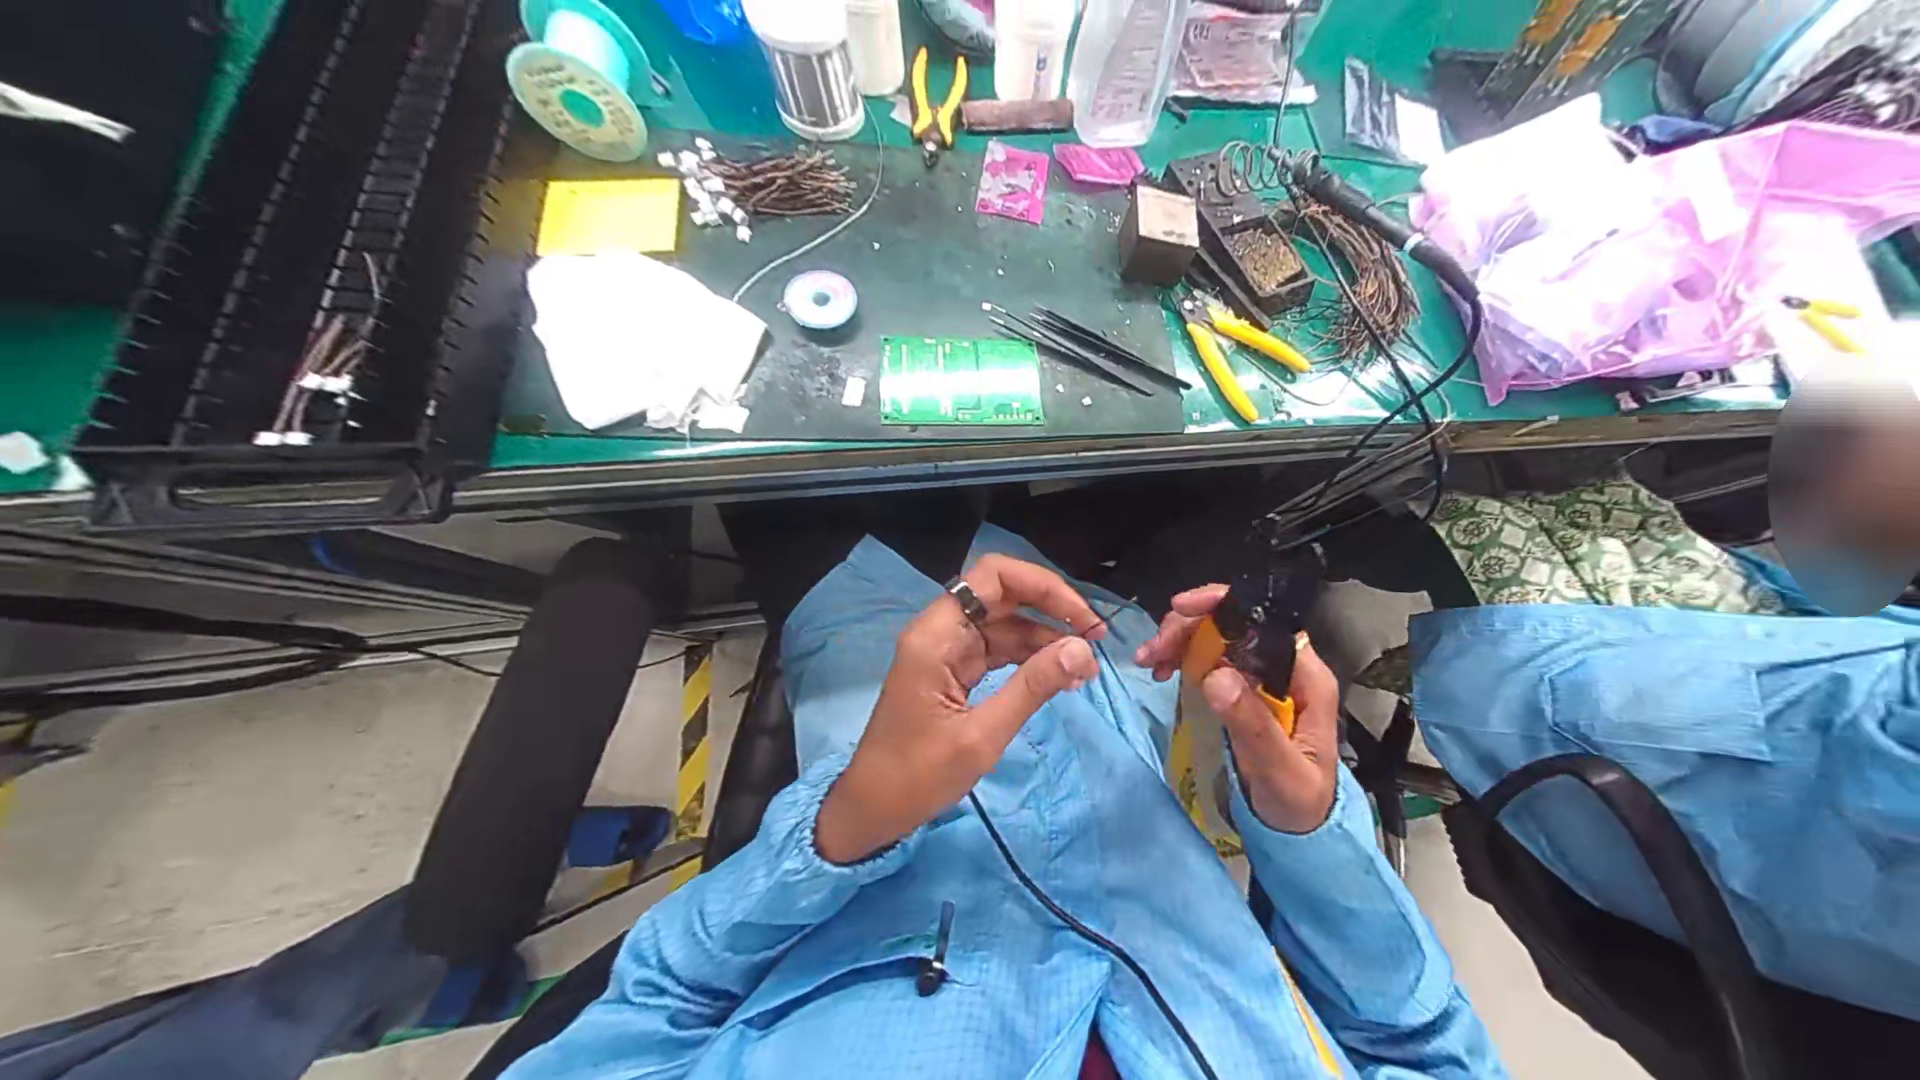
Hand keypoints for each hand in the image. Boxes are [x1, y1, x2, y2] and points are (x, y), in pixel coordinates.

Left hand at [814, 555, 1106, 863]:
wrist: (873, 808)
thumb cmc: (918, 776)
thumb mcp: (982, 735)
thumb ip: (1032, 687)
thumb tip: (1081, 650)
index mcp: (936, 635)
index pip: (992, 576)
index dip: (1042, 585)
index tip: (1081, 616)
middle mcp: (940, 631)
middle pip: (1002, 594)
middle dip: (1051, 609)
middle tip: (1094, 638)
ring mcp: (947, 650)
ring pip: (1004, 623)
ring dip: (1045, 638)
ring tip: (1085, 667)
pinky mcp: (954, 670)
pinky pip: (998, 649)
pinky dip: (1029, 658)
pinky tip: (1060, 675)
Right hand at [1134, 584, 1339, 832]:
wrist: (1299, 829)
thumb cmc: (1299, 801)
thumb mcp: (1279, 771)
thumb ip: (1251, 725)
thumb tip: (1215, 675)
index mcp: (1304, 678)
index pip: (1264, 621)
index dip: (1222, 606)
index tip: (1181, 611)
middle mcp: (1283, 667)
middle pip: (1232, 623)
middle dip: (1188, 626)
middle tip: (1153, 650)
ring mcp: (1258, 675)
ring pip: (1214, 636)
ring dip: (1178, 639)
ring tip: (1150, 661)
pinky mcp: (1238, 687)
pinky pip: (1206, 657)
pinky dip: (1180, 656)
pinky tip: (1163, 670)